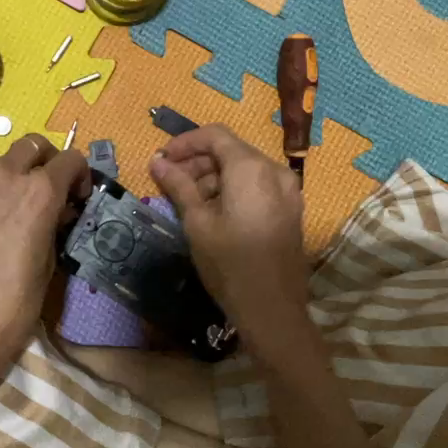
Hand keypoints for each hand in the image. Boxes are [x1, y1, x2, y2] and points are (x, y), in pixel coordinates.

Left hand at [0, 135, 89, 397]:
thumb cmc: (16, 303)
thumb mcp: (51, 260)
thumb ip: (55, 221)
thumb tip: (57, 209)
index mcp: (38, 190)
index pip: (70, 159)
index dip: (79, 175)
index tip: (77, 197)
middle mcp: (3, 175)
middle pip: (32, 145)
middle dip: (45, 162)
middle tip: (47, 191)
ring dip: (11, 176)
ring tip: (11, 210)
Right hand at [149, 126, 309, 348]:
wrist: (273, 311)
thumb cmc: (230, 265)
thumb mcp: (197, 222)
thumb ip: (178, 185)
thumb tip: (157, 161)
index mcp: (251, 168)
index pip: (214, 135)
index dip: (184, 142)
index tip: (161, 159)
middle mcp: (274, 171)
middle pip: (230, 150)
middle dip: (197, 161)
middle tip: (168, 182)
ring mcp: (287, 191)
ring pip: (243, 169)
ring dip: (212, 177)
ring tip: (186, 200)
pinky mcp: (290, 210)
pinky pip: (256, 186)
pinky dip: (231, 189)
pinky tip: (211, 212)